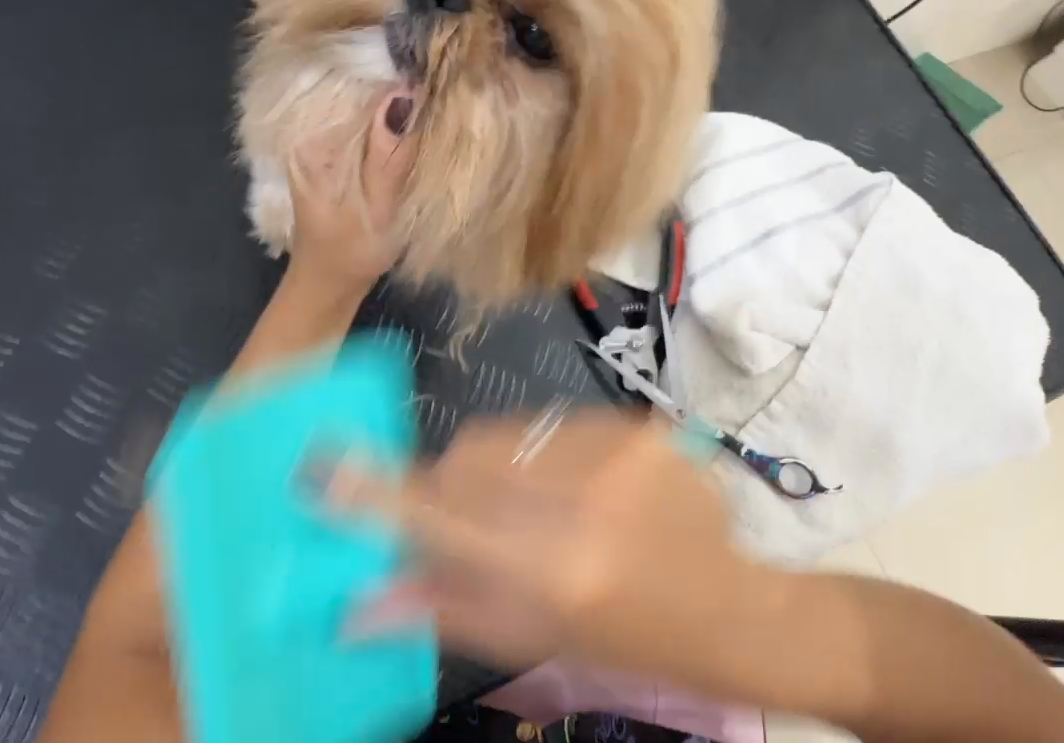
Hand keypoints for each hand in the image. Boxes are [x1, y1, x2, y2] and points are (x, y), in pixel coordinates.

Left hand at [284, 87, 419, 298]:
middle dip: (397, 95)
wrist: (326, 287)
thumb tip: (405, 96)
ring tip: (432, 104)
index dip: (396, 83)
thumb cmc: (351, 255)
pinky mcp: (330, 155)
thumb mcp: (379, 209)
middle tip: (441, 92)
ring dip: (395, 110)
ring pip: (363, 111)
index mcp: (312, 145)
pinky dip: (386, 127)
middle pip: (358, 97)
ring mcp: (317, 144)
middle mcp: (308, 135)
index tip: (435, 80)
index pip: (356, 93)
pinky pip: (361, 127)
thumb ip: (390, 156)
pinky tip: (410, 127)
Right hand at [327, 412, 774, 679]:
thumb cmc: (630, 640)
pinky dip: (550, 454)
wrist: (739, 611)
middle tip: (467, 514)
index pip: (441, 519)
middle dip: (448, 480)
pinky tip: (588, 489)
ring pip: (507, 437)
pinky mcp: (639, 424)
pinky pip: (556, 425)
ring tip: (547, 507)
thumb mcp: (535, 638)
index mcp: (552, 571)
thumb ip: (443, 606)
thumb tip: (358, 600)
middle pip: (467, 459)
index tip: (323, 468)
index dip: (377, 493)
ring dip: (501, 467)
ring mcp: (616, 452)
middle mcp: (581, 503)